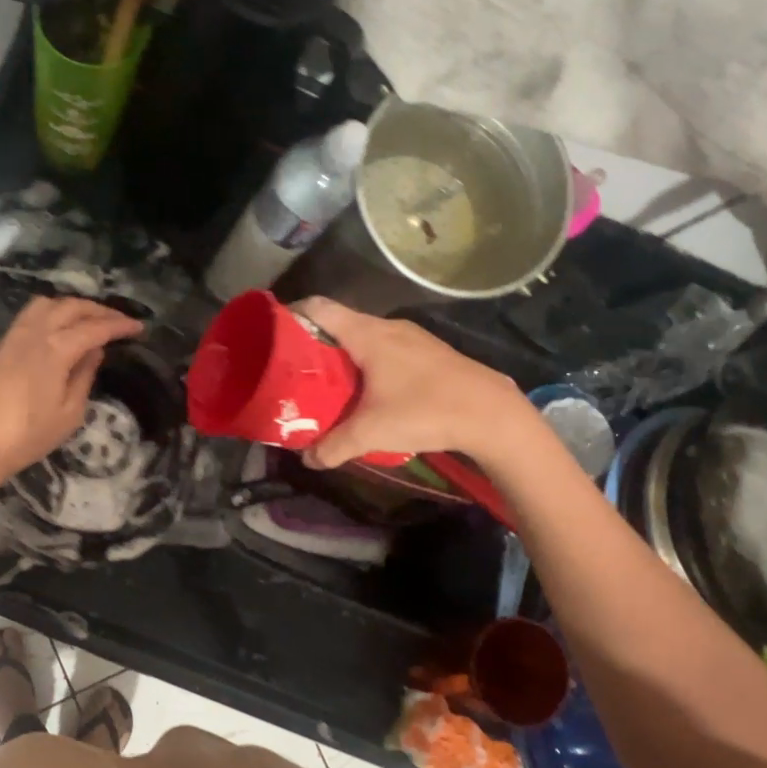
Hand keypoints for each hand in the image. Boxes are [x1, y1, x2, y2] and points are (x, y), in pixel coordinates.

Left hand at [0, 296, 144, 492]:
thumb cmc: (27, 436)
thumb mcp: (69, 413)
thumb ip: (84, 376)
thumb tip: (94, 352)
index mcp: (56, 348)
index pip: (94, 328)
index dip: (119, 325)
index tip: (139, 327)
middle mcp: (34, 332)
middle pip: (70, 307)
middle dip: (97, 310)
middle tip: (117, 321)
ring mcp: (12, 336)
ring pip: (46, 304)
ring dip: (71, 306)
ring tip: (87, 320)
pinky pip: (29, 316)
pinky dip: (50, 314)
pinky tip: (57, 330)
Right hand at [291, 297, 535, 470]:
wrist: (493, 414)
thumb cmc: (426, 411)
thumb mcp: (371, 433)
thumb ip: (333, 446)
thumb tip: (307, 459)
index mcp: (367, 334)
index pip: (319, 308)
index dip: (291, 316)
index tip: (273, 338)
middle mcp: (387, 327)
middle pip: (338, 325)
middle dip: (313, 346)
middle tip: (293, 373)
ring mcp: (411, 338)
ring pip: (363, 339)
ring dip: (341, 358)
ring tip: (324, 385)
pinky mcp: (427, 353)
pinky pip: (383, 349)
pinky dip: (365, 365)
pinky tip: (364, 393)